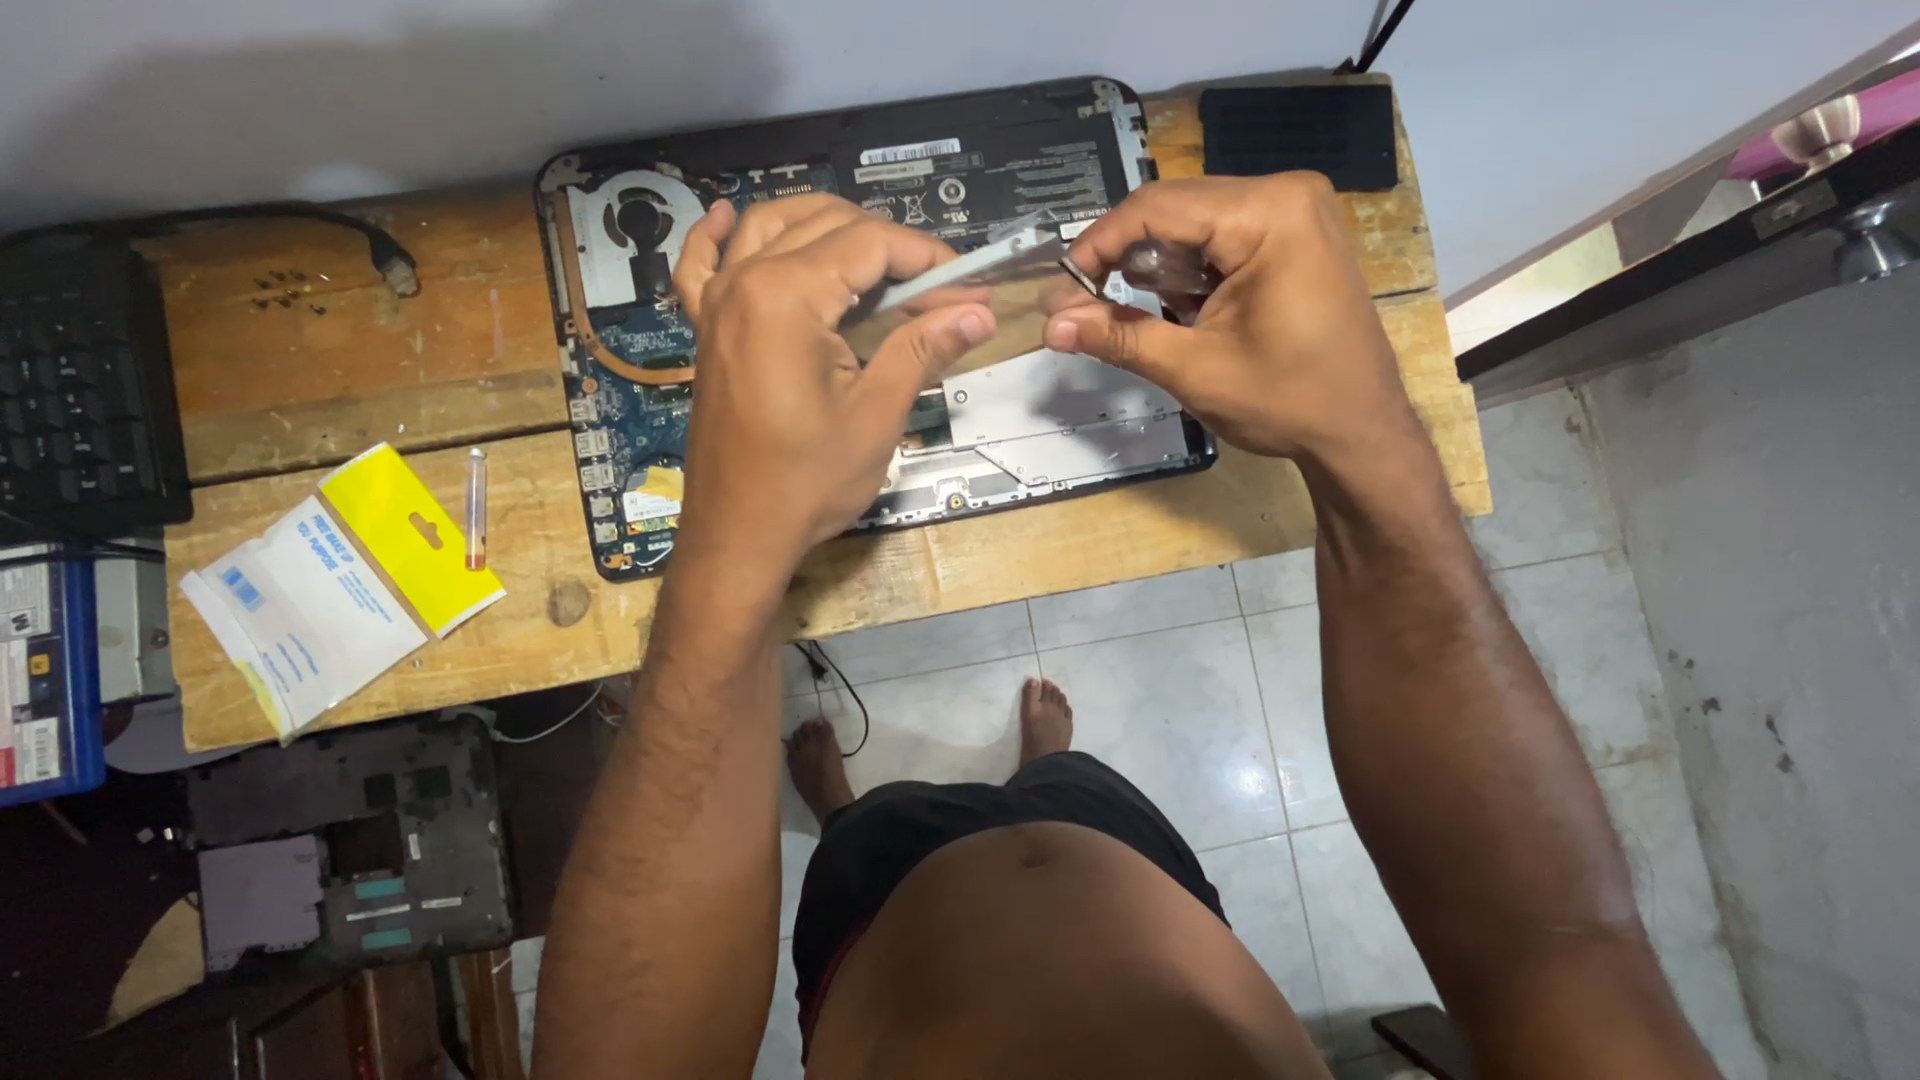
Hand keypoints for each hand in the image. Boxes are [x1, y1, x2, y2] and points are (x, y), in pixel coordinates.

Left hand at [671, 195, 996, 569]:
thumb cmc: (807, 483)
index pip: (870, 243)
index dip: (929, 257)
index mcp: (786, 295)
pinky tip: (728, 217)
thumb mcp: (876, 416)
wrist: (740, 535)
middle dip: (889, 245)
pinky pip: (700, 265)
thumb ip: (922, 349)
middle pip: (826, 224)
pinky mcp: (706, 331)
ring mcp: (716, 303)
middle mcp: (744, 281)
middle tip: (937, 289)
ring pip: (770, 226)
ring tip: (875, 253)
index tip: (971, 285)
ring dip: (825, 225)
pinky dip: (715, 236)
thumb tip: (979, 312)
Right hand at [1042, 174, 1421, 462]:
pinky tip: (1177, 311)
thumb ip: (1118, 336)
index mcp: (1269, 214)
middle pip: (1173, 210)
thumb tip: (1051, 324)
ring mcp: (1293, 213)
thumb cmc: (1287, 401)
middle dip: (1123, 258)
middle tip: (1081, 307)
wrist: (1360, 431)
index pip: (1156, 208)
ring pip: (1192, 225)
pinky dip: (1186, 273)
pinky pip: (1219, 239)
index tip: (1059, 289)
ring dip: (1153, 268)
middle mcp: (1284, 194)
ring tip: (1129, 315)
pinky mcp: (1293, 237)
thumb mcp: (1194, 369)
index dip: (1097, 245)